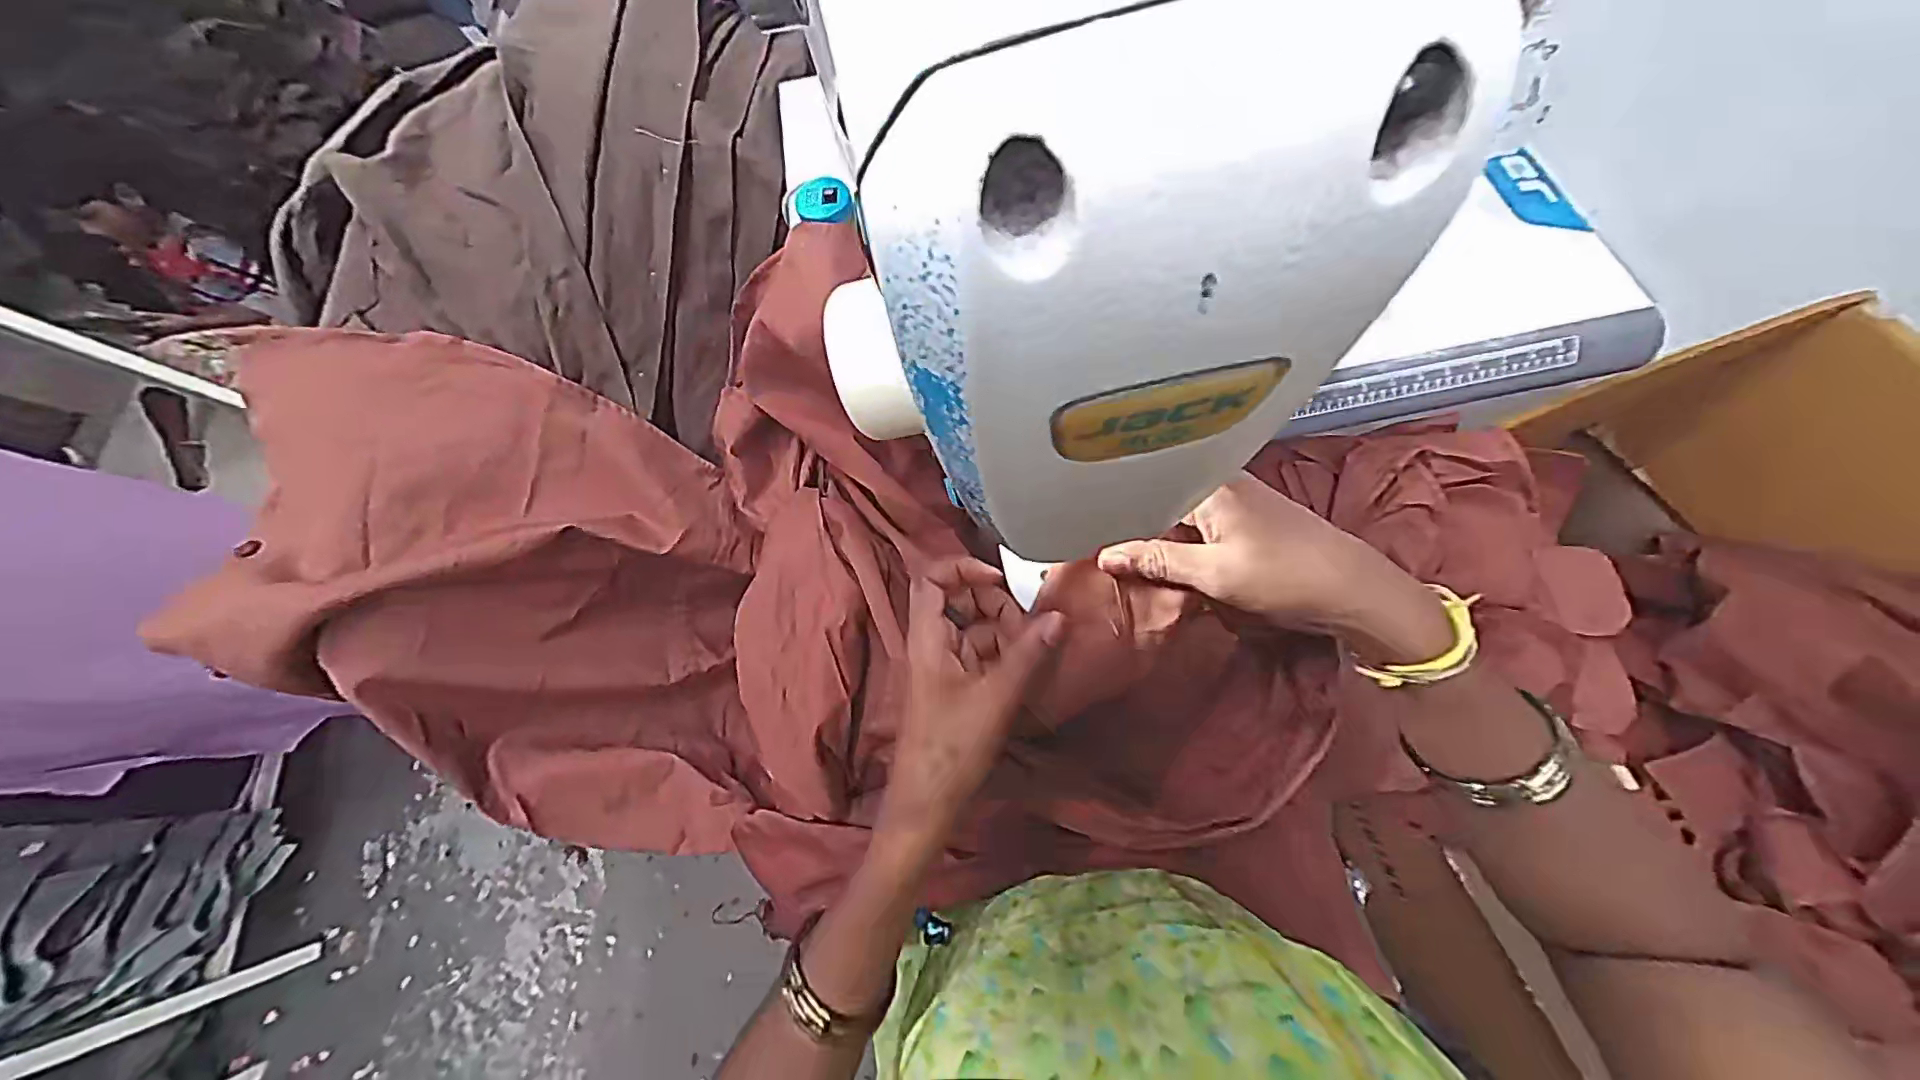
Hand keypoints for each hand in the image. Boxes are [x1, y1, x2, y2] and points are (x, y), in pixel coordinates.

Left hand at [881, 559, 1065, 844]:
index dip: (962, 568)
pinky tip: (1027, 667)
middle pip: (958, 601)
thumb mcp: (996, 696)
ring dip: (1003, 632)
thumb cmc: (952, 746)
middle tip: (1027, 624)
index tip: (999, 580)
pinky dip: (1002, 653)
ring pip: (973, 629)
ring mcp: (942, 666)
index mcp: (927, 638)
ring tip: (1033, 648)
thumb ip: (1028, 654)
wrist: (928, 800)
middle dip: (995, 605)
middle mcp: (931, 644)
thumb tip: (1058, 616)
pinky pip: (979, 654)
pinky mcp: (954, 686)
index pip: (930, 578)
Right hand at [1096, 471, 1452, 664]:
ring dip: (1153, 530)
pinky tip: (1160, 555)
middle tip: (1092, 535)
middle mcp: (1220, 481)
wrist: (1356, 591)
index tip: (1085, 519)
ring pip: (1176, 509)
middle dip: (1130, 516)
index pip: (1147, 483)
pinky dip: (1176, 538)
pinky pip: (1195, 522)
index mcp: (1210, 482)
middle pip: (1160, 493)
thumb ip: (1157, 561)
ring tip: (1118, 545)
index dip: (1115, 502)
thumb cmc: (1287, 576)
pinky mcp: (1243, 519)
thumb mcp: (1214, 574)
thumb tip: (1106, 555)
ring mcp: (1233, 499)